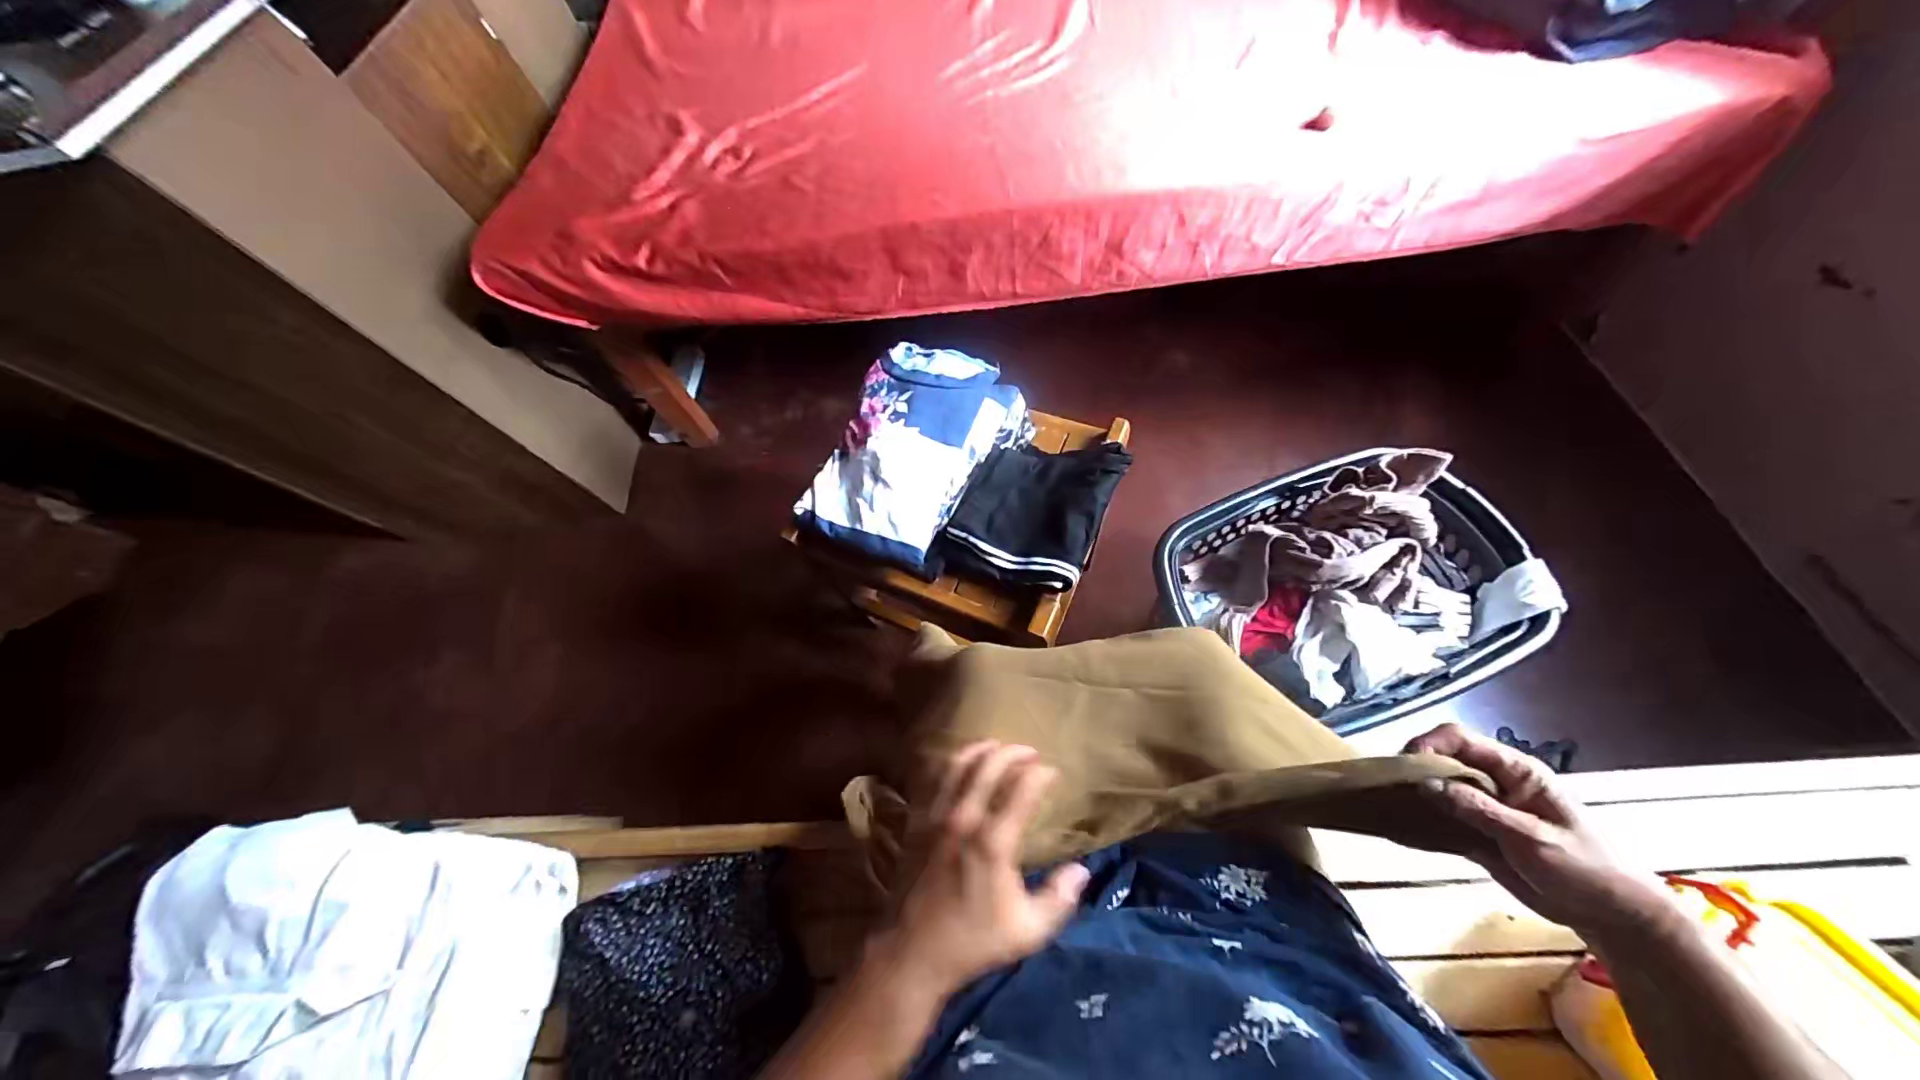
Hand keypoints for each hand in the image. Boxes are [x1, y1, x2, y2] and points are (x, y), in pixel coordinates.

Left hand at [871, 741, 1089, 995]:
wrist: (913, 951)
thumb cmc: (974, 941)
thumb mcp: (1028, 930)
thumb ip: (1059, 899)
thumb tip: (1082, 870)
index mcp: (993, 842)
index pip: (1022, 791)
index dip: (1041, 775)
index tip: (1054, 772)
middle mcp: (963, 819)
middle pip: (988, 767)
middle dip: (1013, 753)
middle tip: (1030, 752)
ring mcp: (935, 818)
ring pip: (956, 766)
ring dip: (979, 750)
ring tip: (996, 745)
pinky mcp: (916, 823)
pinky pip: (933, 781)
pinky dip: (949, 766)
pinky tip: (958, 765)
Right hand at [1403, 723, 1676, 937]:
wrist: (1616, 917)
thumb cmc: (1585, 869)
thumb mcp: (1530, 838)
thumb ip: (1477, 808)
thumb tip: (1425, 784)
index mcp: (1516, 771)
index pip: (1460, 739)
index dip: (1429, 744)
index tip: (1406, 765)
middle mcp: (1497, 782)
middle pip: (1444, 759)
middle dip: (1416, 768)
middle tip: (1392, 787)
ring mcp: (1487, 808)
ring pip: (1439, 788)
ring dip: (1416, 794)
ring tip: (1392, 806)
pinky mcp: (1479, 834)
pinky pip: (1443, 818)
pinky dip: (1424, 820)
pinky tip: (1406, 827)